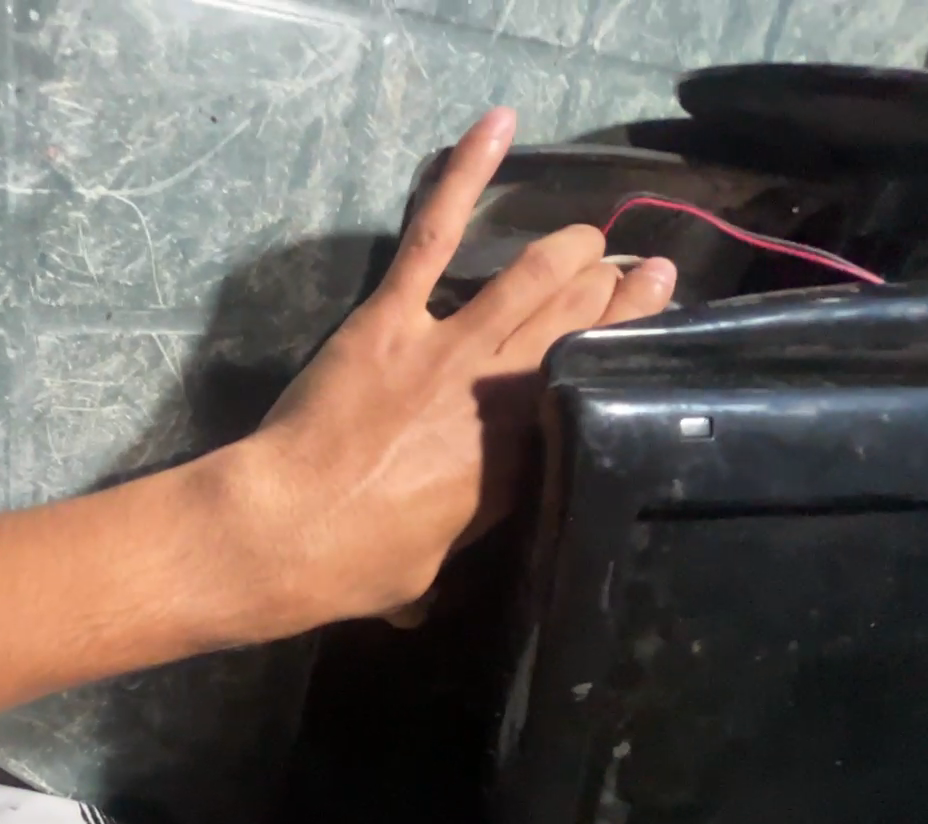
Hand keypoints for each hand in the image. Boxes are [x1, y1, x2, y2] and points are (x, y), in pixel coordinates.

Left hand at [222, 107, 675, 628]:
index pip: (592, 389)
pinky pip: (433, 234)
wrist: (284, 530)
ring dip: (567, 249)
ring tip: (582, 238)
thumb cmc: (350, 567)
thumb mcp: (416, 579)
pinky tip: (496, 124)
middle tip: (629, 271)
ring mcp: (450, 348)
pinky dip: (463, 175)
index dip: (623, 349)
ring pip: (533, 275)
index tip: (642, 323)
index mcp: (521, 462)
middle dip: (610, 293)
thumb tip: (423, 595)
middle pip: (579, 323)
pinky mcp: (391, 320)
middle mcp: (506, 394)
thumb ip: (431, 562)